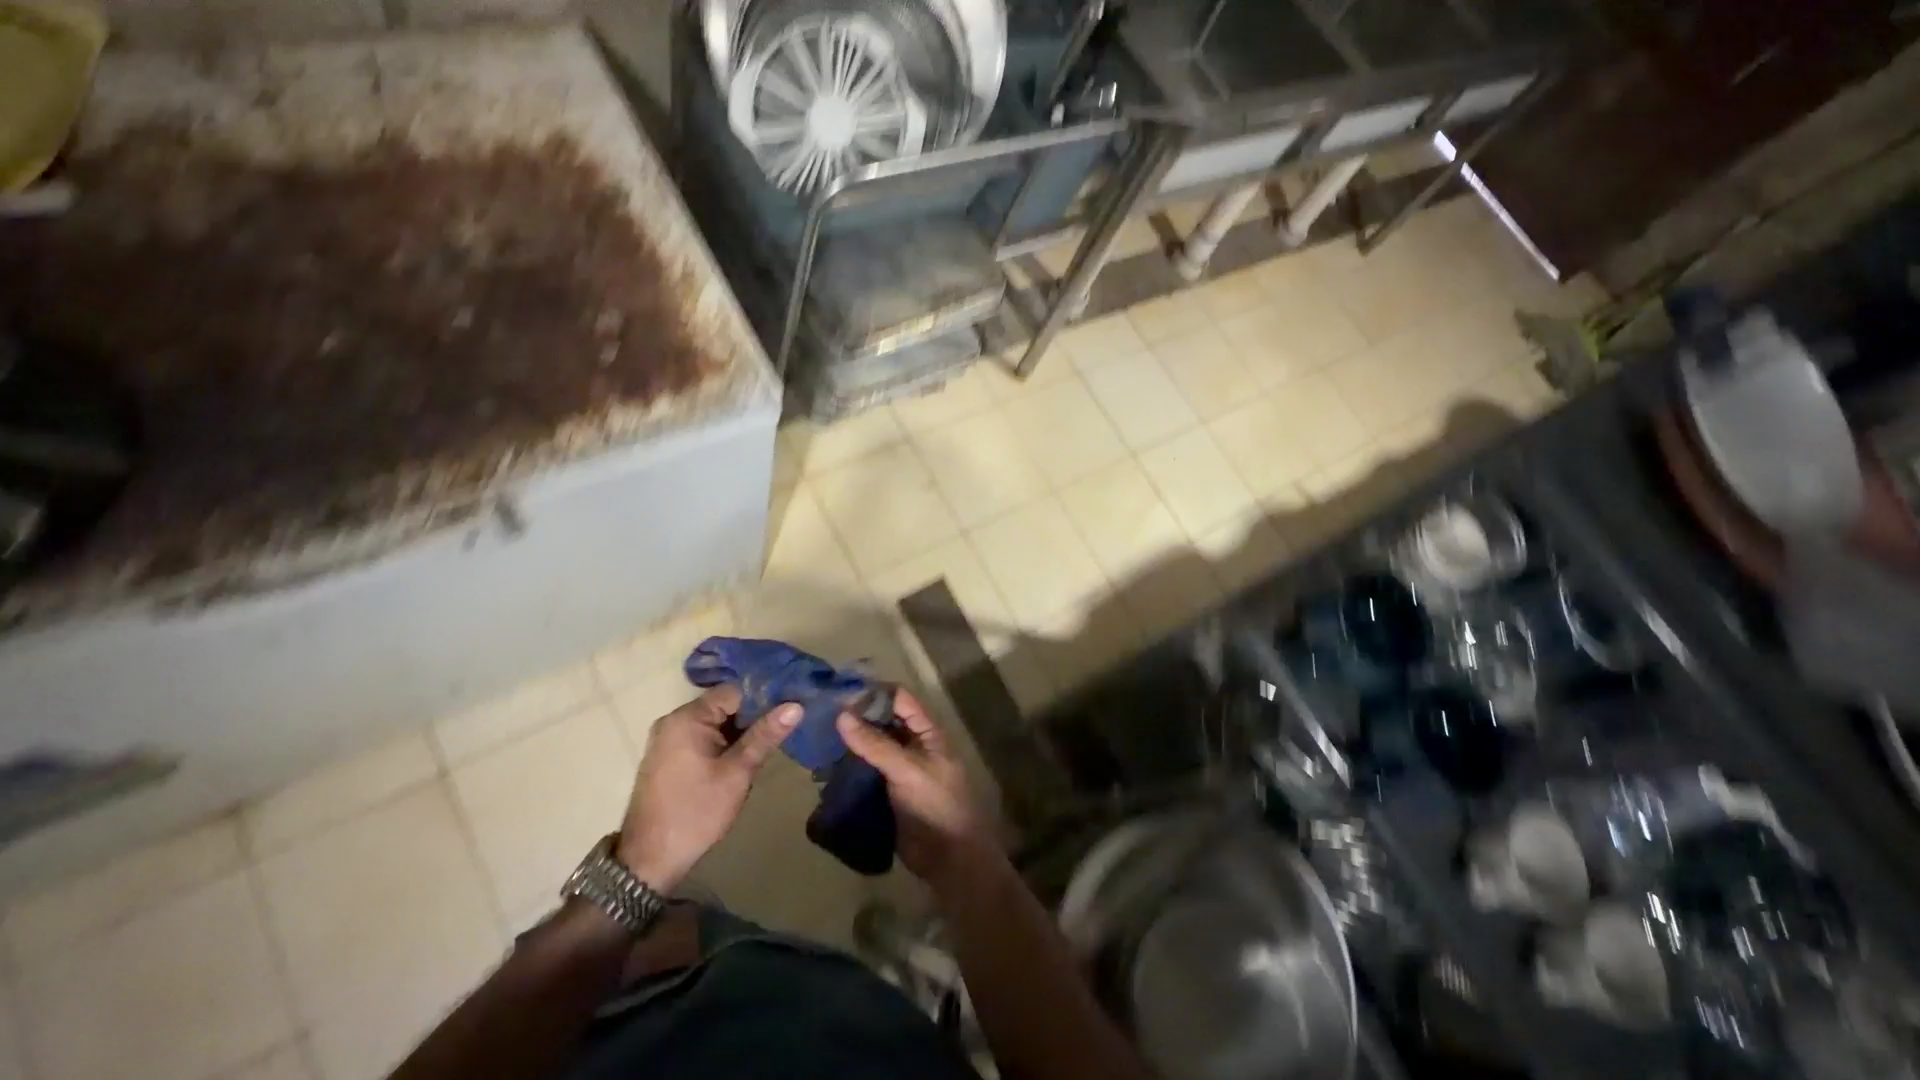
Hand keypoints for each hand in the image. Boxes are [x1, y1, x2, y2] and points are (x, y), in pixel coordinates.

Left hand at [616, 685, 800, 892]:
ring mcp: (667, 740)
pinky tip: (742, 761)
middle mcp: (673, 721)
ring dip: (739, 735)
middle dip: (753, 719)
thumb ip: (765, 736)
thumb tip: (796, 706)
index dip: (765, 699)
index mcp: (687, 718)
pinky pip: (701, 740)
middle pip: (724, 707)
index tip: (791, 710)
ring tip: (769, 747)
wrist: (650, 858)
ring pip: (714, 725)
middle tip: (785, 732)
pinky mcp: (667, 759)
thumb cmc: (696, 812)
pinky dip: (722, 746)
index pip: (735, 692)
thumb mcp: (737, 773)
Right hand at [835, 689, 995, 888]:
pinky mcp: (886, 792)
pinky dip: (848, 767)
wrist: (948, 857)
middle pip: (883, 722)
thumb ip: (875, 744)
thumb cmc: (936, 804)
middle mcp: (913, 746)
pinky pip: (865, 772)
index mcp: (928, 734)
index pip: (900, 700)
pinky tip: (823, 765)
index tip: (840, 688)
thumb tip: (841, 715)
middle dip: (857, 716)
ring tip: (816, 734)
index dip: (873, 691)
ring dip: (850, 742)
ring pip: (871, 747)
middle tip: (820, 710)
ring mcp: (899, 770)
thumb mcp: (908, 769)